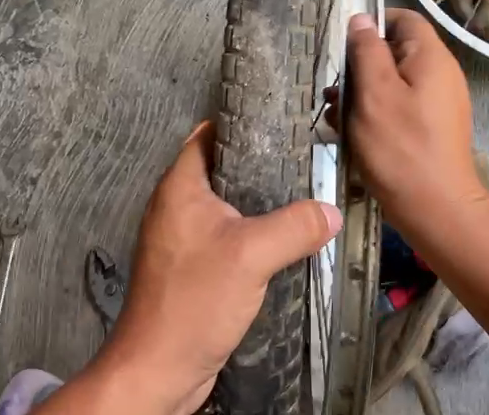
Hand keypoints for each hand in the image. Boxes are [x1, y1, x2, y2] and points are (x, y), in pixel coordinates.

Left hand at [100, 122, 341, 414]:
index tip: (279, 117)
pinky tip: (281, 240)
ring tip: (299, 195)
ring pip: (224, 204)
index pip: (209, 133)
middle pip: (221, 167)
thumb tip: (330, 212)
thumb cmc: (193, 302)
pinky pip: (225, 235)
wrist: (158, 371)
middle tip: (301, 158)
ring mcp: (181, 238)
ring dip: (256, 201)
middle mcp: (176, 205)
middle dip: (258, 162)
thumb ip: (294, 227)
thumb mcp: (251, 255)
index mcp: (179, 186)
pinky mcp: (190, 268)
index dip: (241, 120)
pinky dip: (250, 232)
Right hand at [341, 10, 488, 234]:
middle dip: (361, 66)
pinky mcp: (431, 128)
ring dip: (362, 94)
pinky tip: (352, 135)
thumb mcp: (374, 93)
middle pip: (395, 51)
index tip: (344, 45)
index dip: (373, 24)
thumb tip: (362, 19)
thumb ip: (367, 51)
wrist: (438, 212)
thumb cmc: (401, 148)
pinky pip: (400, 107)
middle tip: (334, 91)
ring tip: (336, 117)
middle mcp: (440, 74)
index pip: (404, 19)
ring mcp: (438, 103)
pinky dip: (375, 114)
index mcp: (431, 57)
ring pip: (393, 82)